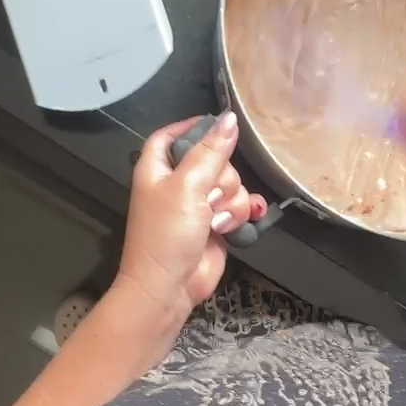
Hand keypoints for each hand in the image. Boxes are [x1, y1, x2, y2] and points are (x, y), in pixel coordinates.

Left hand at [113, 112, 267, 326]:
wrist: (170, 287)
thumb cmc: (167, 233)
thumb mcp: (188, 186)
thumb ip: (211, 152)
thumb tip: (229, 118)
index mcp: (159, 168)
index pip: (173, 135)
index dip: (192, 127)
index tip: (218, 125)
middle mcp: (179, 183)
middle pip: (214, 159)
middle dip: (222, 178)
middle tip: (210, 198)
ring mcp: (200, 205)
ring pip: (232, 184)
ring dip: (232, 203)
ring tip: (217, 222)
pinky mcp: (218, 224)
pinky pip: (240, 206)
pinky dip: (244, 213)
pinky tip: (246, 220)